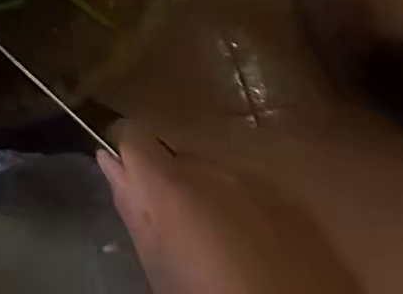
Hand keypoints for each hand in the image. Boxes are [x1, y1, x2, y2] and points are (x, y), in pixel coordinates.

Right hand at [97, 120, 358, 293]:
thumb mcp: (159, 268)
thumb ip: (131, 208)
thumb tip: (108, 160)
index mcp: (172, 183)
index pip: (132, 134)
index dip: (127, 155)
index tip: (130, 182)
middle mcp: (212, 168)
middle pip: (177, 157)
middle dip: (173, 183)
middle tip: (183, 233)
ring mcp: (257, 182)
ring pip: (216, 173)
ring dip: (212, 195)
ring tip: (225, 245)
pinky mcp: (294, 204)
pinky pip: (253, 191)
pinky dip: (247, 209)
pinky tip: (259, 250)